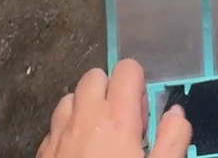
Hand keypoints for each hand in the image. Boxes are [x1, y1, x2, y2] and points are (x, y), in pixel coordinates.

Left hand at [35, 60, 191, 157]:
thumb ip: (173, 139)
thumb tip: (175, 114)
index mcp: (117, 118)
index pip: (127, 69)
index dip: (138, 87)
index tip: (142, 119)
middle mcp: (85, 118)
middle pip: (95, 77)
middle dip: (110, 92)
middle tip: (122, 127)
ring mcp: (58, 136)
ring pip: (70, 99)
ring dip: (85, 110)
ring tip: (98, 139)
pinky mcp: (42, 155)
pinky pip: (54, 128)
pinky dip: (67, 133)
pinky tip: (79, 157)